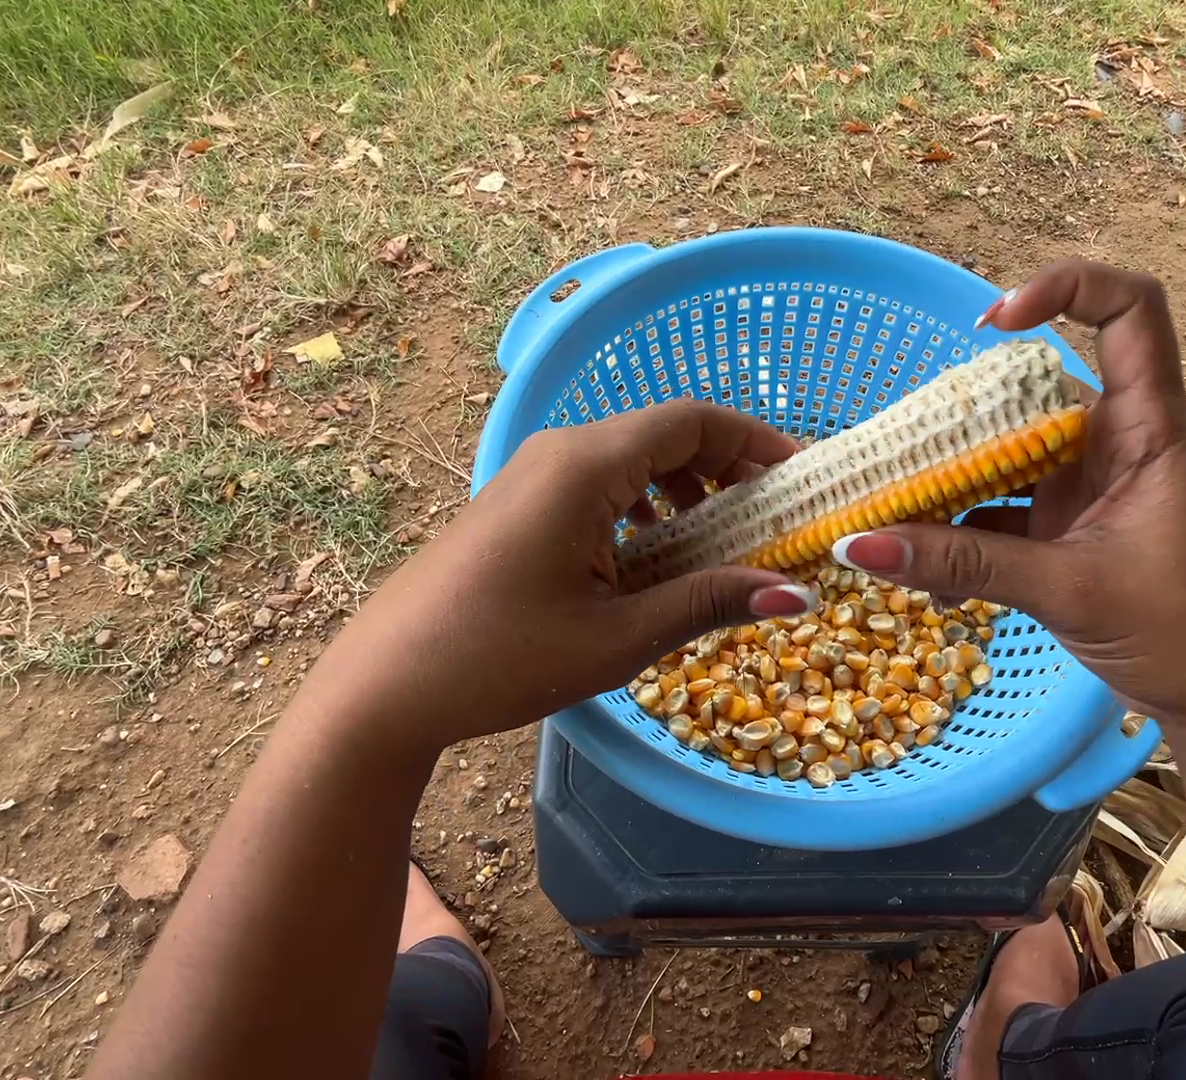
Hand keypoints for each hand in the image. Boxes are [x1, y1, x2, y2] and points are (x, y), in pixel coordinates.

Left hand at [293, 399, 818, 753]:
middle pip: (666, 435)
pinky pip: (602, 486)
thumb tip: (795, 595)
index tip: (801, 477)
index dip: (757, 441)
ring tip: (722, 541)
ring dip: (687, 491)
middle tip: (773, 517)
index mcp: (586, 465)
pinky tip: (656, 557)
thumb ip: (708, 602)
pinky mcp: (521, 503)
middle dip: (729, 469)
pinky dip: (646, 509)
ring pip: (634, 461)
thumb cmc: (500, 658)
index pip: (693, 420)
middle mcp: (561, 452)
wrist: (384, 686)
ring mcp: (534, 475)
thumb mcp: (618, 637)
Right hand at [832, 260, 1185, 726]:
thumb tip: (858, 546)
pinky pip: (998, 516)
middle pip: (1029, 396)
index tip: (990, 323)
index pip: (1129, 313)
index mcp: (1146, 429)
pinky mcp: (1064, 533)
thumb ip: (961, 564)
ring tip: (891, 518)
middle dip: (959, 420)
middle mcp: (1112, 445)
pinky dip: (960, 539)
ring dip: (948, 489)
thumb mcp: (1066, 589)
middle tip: (895, 450)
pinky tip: (925, 574)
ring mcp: (1084, 491)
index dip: (1066, 288)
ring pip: (1003, 461)